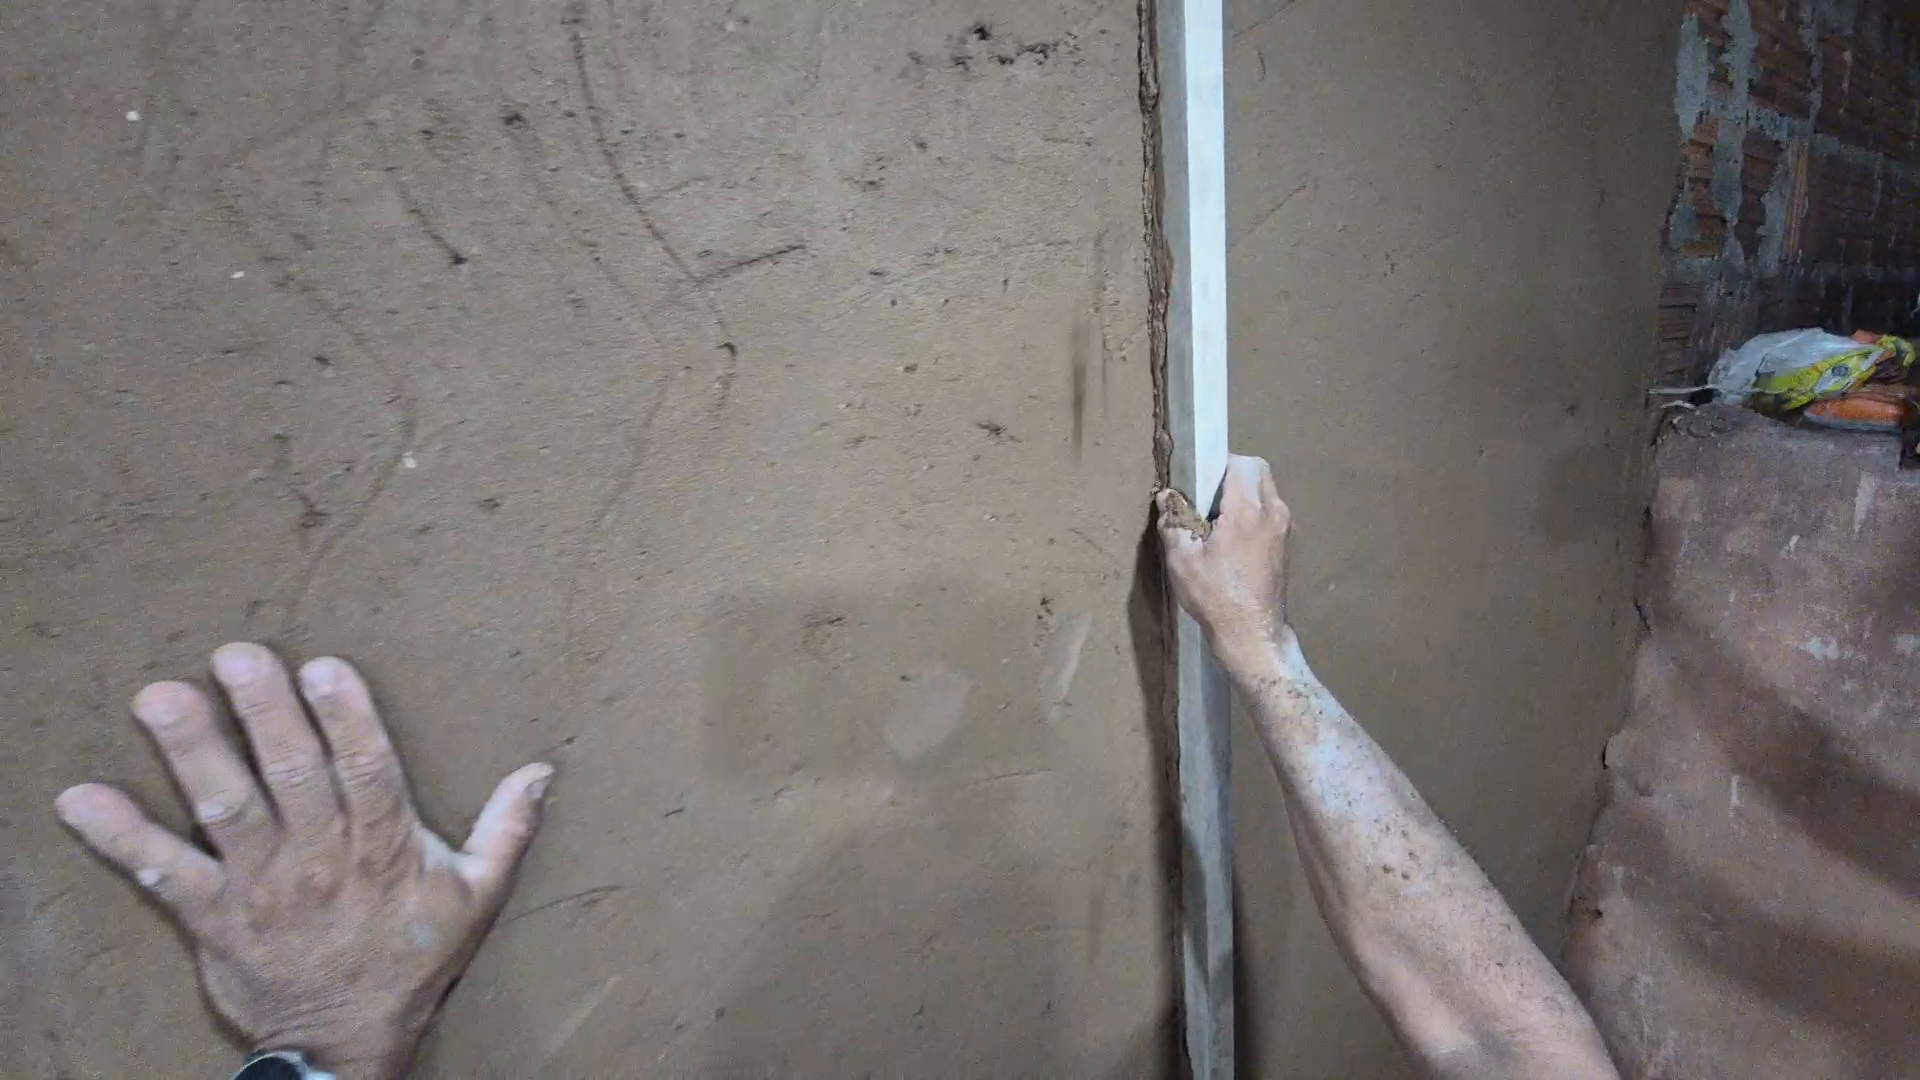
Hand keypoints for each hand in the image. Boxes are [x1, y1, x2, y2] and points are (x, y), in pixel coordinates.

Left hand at [55, 643, 552, 1078]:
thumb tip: (543, 769)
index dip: (345, 716)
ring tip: (162, 697)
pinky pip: (160, 874)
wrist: (345, 1038)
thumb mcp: (484, 891)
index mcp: (384, 844)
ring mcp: (259, 885)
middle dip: (262, 712)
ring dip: (190, 752)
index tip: (324, 667)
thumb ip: (510, 826)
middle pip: (290, 773)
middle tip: (237, 656)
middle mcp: (319, 855)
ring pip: (224, 809)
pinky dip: (119, 837)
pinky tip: (80, 798)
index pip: (365, 767)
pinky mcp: (211, 916)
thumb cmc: (419, 952)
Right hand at [1156, 454, 1291, 671]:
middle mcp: (1273, 513)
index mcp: (1248, 511)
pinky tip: (1231, 536)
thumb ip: (1173, 523)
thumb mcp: (1182, 560)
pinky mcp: (1286, 543)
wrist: (1252, 633)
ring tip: (1216, 518)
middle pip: (1258, 470)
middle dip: (1232, 473)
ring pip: (1266, 490)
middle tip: (1206, 495)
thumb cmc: (1215, 596)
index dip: (1218, 463)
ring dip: (1243, 493)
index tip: (1198, 478)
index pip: (1242, 463)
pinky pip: (1270, 510)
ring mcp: (1285, 528)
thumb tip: (1166, 498)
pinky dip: (1253, 511)